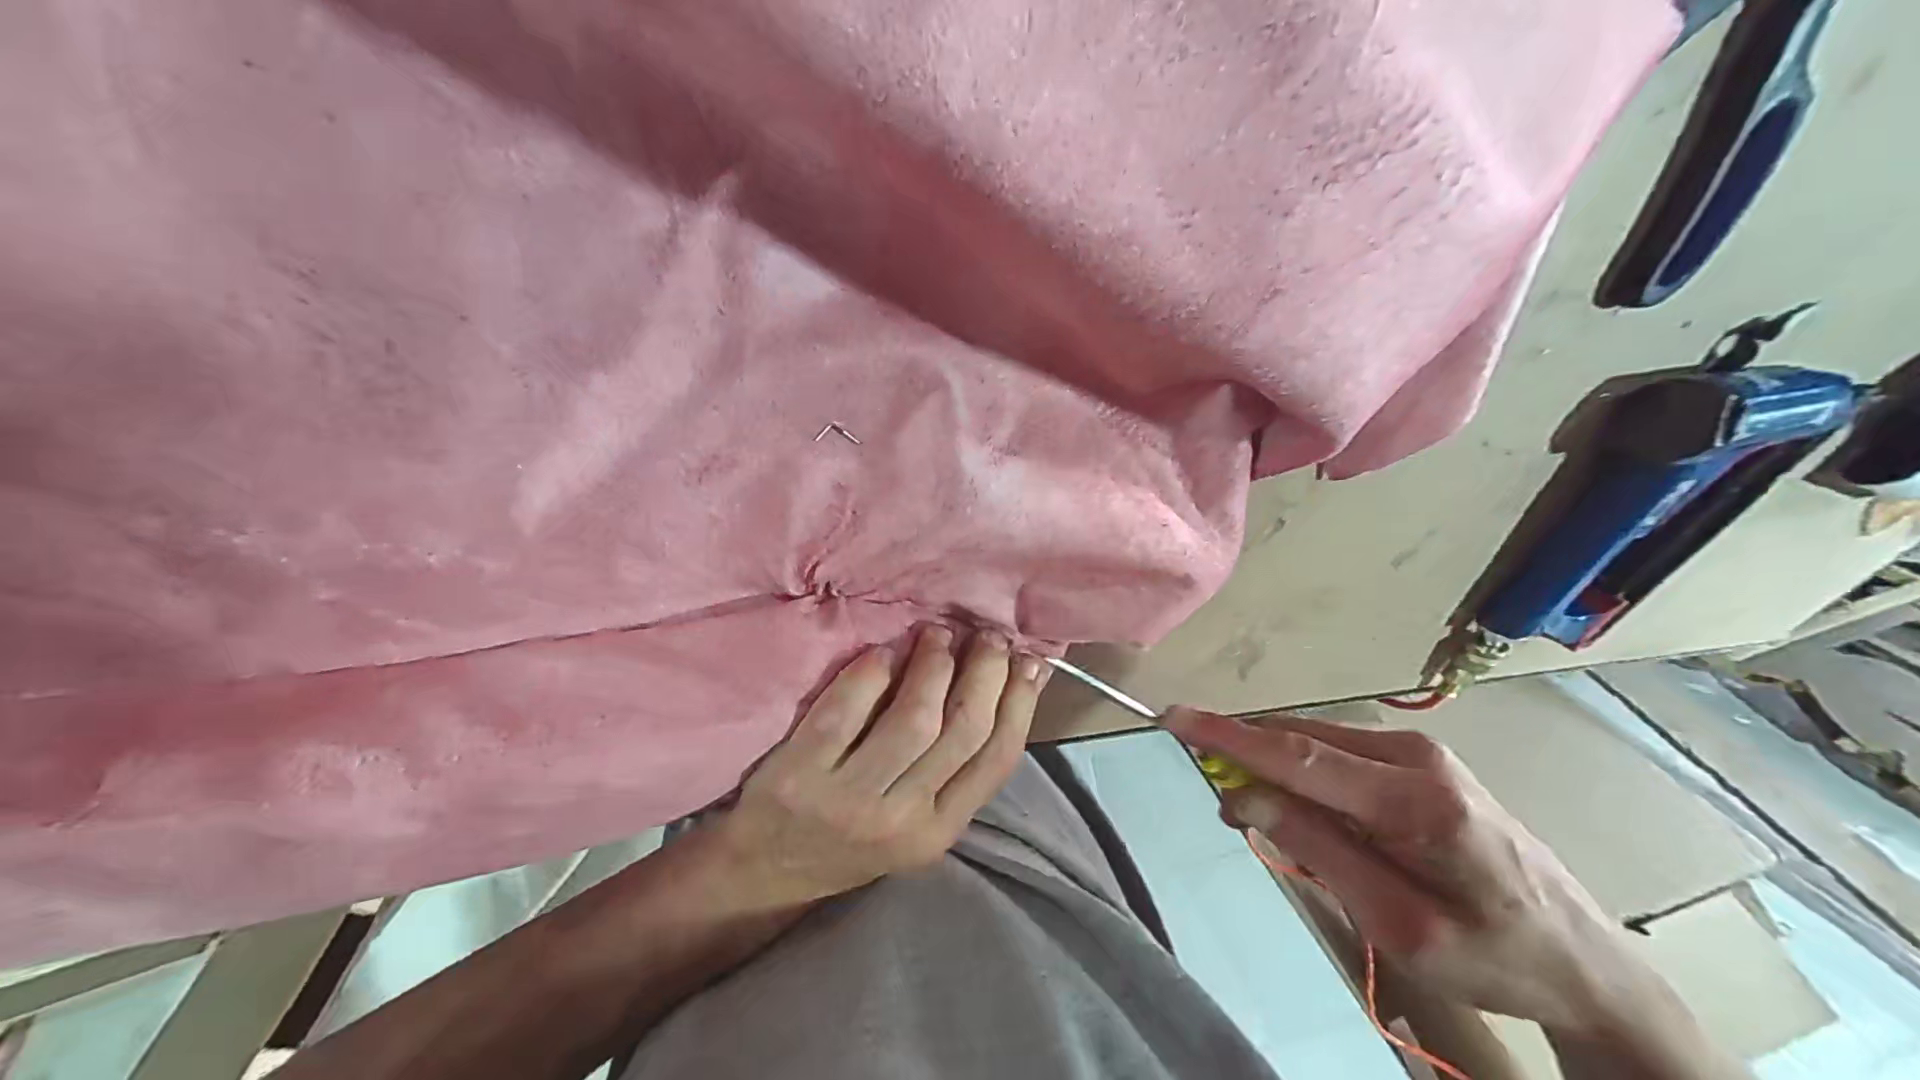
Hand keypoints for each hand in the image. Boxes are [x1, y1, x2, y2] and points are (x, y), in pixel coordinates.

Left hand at [707, 625, 1046, 906]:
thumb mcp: (914, 822)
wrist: (766, 870)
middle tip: (988, 637)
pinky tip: (884, 652)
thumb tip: (1002, 691)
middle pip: (963, 730)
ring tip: (939, 634)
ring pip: (914, 718)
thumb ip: (952, 768)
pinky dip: (871, 674)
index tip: (1029, 660)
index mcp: (938, 831)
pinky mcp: (800, 774)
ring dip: (934, 666)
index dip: (1020, 703)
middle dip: (985, 673)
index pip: (997, 759)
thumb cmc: (851, 836)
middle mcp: (900, 819)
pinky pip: (846, 710)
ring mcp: (849, 798)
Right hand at [1164, 709, 1662, 1034]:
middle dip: (1246, 760)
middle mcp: (1415, 756)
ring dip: (1273, 771)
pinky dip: (1300, 772)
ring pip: (1314, 744)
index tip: (1172, 717)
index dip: (1227, 737)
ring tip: (1259, 816)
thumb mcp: (1399, 923)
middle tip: (1221, 804)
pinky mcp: (1418, 761)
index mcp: (1417, 800)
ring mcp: (1418, 752)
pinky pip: (1336, 754)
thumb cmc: (1494, 955)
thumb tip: (1246, 795)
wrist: (1586, 960)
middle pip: (1301, 742)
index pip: (1297, 756)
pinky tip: (1303, 810)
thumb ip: (1318, 850)